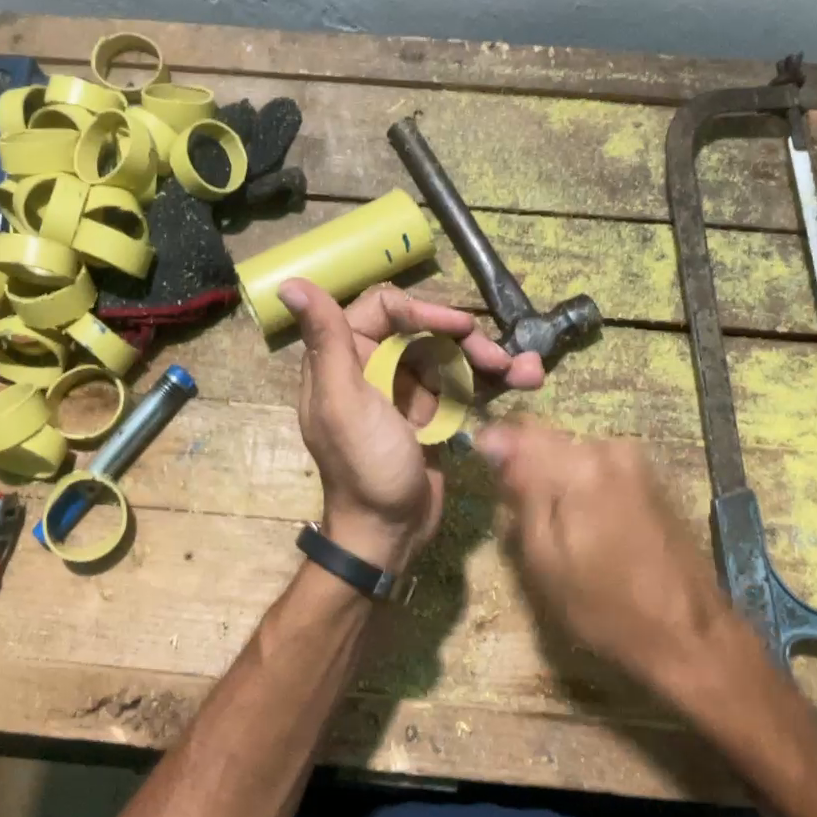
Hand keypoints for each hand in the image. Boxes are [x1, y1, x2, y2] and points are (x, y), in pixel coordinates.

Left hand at [278, 280, 543, 572]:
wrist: (389, 533)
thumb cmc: (364, 467)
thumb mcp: (343, 402)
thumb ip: (326, 340)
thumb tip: (290, 283)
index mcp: (345, 357)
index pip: (385, 307)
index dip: (424, 310)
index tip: (460, 328)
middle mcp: (373, 366)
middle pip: (426, 329)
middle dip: (467, 340)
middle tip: (502, 361)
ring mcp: (405, 390)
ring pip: (450, 354)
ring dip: (489, 359)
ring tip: (526, 373)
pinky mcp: (432, 412)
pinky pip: (462, 383)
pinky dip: (490, 381)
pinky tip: (522, 381)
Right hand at [476, 418, 739, 691]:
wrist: (691, 636)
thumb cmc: (605, 606)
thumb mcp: (544, 558)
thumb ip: (521, 492)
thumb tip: (496, 446)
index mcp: (579, 463)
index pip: (520, 431)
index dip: (494, 445)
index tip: (477, 465)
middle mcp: (610, 449)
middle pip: (549, 442)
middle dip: (526, 466)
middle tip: (512, 509)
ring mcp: (638, 464)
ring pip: (575, 457)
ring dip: (555, 480)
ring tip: (546, 525)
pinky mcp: (654, 482)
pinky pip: (600, 471)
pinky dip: (582, 489)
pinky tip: (582, 527)